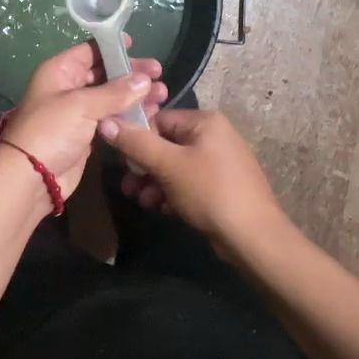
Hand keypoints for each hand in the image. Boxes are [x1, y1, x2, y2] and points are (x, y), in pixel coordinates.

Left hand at [0, 41, 168, 197]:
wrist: (32, 177)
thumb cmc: (51, 130)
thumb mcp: (81, 105)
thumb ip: (115, 92)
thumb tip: (145, 79)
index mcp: (59, 71)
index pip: (89, 51)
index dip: (113, 47)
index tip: (139, 47)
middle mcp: (67, 87)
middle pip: (103, 73)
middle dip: (131, 74)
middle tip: (159, 74)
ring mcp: (76, 112)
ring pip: (110, 97)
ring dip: (134, 95)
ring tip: (162, 95)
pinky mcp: (86, 134)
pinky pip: (111, 118)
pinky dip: (128, 115)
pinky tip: (150, 114)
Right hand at [99, 108, 285, 243]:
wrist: (253, 238)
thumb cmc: (210, 192)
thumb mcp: (167, 165)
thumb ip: (135, 143)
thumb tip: (105, 120)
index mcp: (204, 121)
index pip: (158, 120)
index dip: (137, 140)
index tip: (123, 164)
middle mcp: (214, 135)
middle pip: (165, 144)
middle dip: (144, 167)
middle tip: (128, 187)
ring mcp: (220, 161)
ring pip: (175, 165)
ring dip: (154, 182)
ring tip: (143, 202)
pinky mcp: (221, 185)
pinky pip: (188, 181)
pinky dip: (172, 192)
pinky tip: (163, 209)